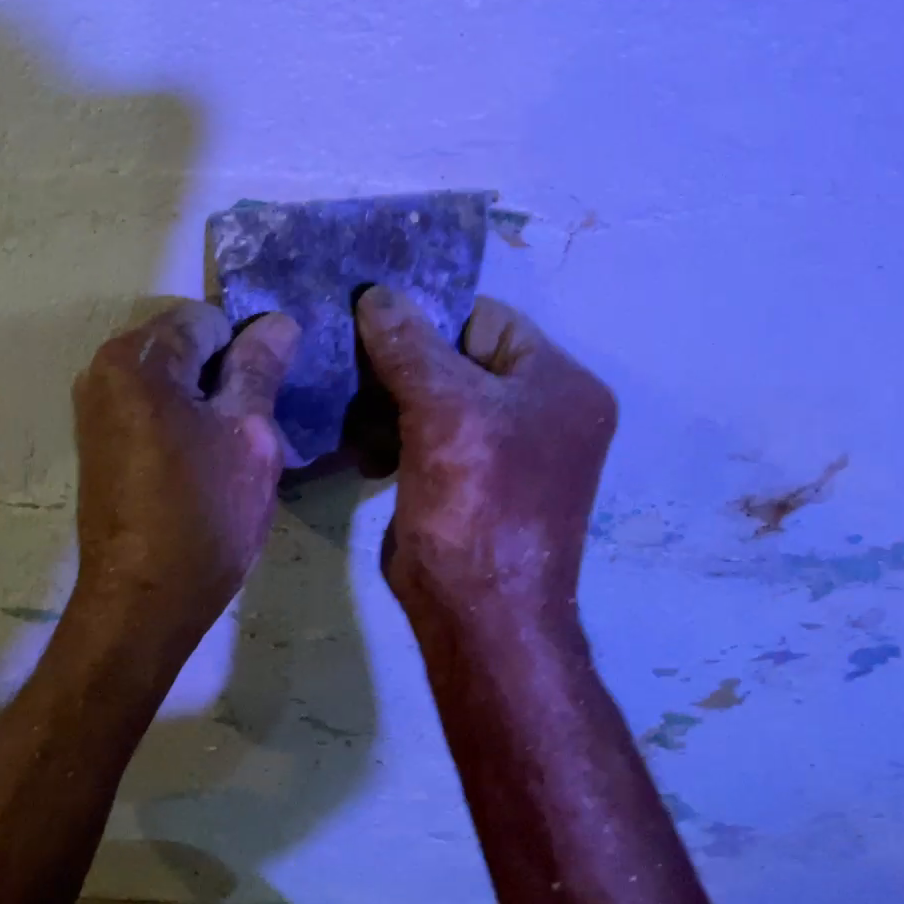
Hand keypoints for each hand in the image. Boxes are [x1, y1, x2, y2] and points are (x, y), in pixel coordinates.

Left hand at [70, 302, 301, 638]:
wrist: (142, 600)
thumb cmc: (202, 515)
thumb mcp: (248, 435)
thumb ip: (260, 368)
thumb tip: (277, 321)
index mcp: (135, 358)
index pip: (207, 319)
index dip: (246, 350)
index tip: (267, 396)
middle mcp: (102, 371)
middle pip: (181, 345)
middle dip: (223, 374)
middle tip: (253, 426)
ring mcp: (93, 408)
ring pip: (167, 379)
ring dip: (202, 401)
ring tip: (228, 450)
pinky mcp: (95, 441)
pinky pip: (147, 408)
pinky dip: (177, 421)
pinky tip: (199, 464)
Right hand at [355, 288, 616, 626]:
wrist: (477, 610)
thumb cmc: (476, 500)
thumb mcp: (444, 409)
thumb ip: (409, 345)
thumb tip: (376, 293)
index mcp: (558, 384)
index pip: (487, 319)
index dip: (429, 316)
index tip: (366, 321)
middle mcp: (539, 410)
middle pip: (457, 356)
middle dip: (400, 359)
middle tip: (344, 358)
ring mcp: (503, 449)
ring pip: (433, 396)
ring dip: (388, 397)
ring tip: (345, 402)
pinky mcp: (466, 480)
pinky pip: (425, 433)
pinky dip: (391, 432)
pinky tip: (359, 442)